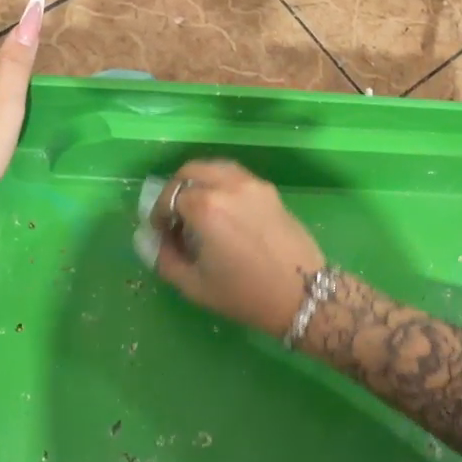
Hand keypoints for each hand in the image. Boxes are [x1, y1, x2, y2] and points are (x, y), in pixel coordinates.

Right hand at [150, 160, 325, 336]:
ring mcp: (253, 184)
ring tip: (199, 209)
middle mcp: (229, 186)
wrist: (302, 293)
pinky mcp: (270, 190)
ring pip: (216, 167)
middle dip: (176, 190)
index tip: (161, 232)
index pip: (170, 196)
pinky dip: (222, 183)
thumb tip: (159, 242)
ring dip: (199, 181)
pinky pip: (237, 176)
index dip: (159, 214)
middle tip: (175, 216)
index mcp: (206, 207)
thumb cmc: (245, 294)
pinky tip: (224, 210)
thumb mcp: (195, 286)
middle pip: (191, 171)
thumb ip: (167, 260)